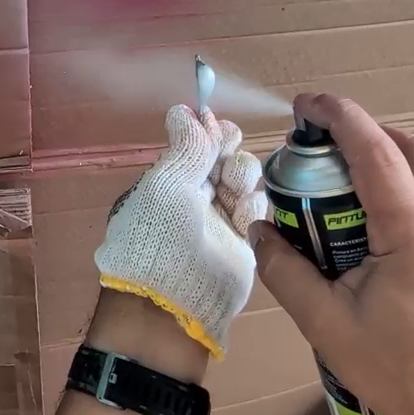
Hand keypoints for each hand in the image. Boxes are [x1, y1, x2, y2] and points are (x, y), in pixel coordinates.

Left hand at [94, 105, 265, 358]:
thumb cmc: (158, 237)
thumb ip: (185, 147)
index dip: (209, 131)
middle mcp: (193, 198)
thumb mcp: (165, 184)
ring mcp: (219, 220)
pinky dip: (252, 205)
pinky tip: (244, 212)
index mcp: (167, 182)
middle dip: (229, 149)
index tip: (217, 123)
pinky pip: (255, 210)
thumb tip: (184, 108)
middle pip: (223, 158)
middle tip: (229, 151)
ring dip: (242, 174)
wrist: (172, 305)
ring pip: (243, 181)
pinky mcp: (243, 243)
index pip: (195, 145)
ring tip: (235, 185)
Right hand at [249, 93, 413, 414]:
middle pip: (410, 148)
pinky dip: (403, 192)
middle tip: (321, 146)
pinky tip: (374, 229)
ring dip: (386, 162)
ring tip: (342, 188)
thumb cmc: (403, 375)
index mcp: (412, 234)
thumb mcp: (327, 325)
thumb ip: (285, 271)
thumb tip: (259, 230)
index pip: (375, 150)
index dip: (338, 116)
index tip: (306, 105)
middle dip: (364, 132)